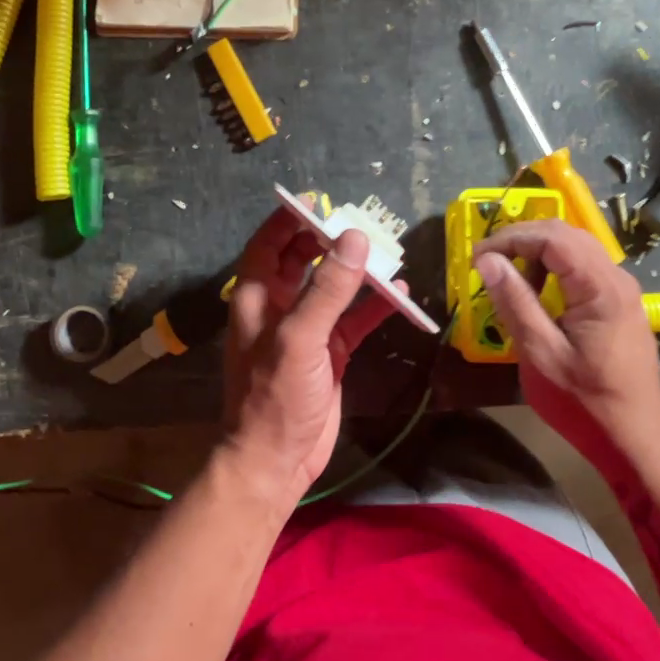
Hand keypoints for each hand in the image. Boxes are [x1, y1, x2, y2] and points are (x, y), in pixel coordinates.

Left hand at [222, 204, 399, 506]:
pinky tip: (402, 297)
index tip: (319, 200)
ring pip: (333, 288)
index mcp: (257, 296)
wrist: (275, 461)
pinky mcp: (330, 353)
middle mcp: (279, 306)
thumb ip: (327, 290)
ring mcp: (306, 330)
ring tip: (389, 253)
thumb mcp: (300, 338)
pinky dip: (375, 307)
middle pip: (303, 260)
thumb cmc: (275, 396)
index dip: (289, 219)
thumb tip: (353, 239)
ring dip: (357, 272)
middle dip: (330, 241)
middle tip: (364, 223)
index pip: (268, 243)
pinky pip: (354, 320)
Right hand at [473, 221, 659, 445]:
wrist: (633, 439)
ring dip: (538, 251)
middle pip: (567, 235)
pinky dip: (555, 267)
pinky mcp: (620, 305)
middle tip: (487, 261)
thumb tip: (487, 261)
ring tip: (508, 276)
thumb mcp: (540, 354)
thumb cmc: (584, 402)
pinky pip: (585, 268)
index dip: (510, 239)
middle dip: (522, 239)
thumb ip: (515, 302)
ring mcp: (623, 292)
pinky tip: (537, 292)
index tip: (477, 258)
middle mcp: (618, 280)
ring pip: (577, 248)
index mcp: (601, 288)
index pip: (553, 238)